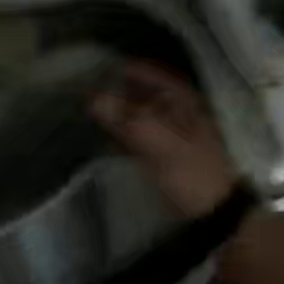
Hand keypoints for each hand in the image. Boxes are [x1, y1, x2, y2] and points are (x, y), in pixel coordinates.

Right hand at [90, 61, 241, 217]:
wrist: (213, 213)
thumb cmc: (192, 173)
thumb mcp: (160, 144)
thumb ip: (127, 119)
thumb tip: (91, 98)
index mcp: (178, 96)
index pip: (139, 70)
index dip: (111, 70)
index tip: (80, 73)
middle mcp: (171, 105)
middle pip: (132, 90)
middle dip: (106, 91)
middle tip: (70, 94)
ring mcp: (164, 128)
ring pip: (130, 112)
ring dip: (108, 112)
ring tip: (76, 112)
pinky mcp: (157, 150)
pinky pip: (131, 133)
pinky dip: (114, 131)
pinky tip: (94, 135)